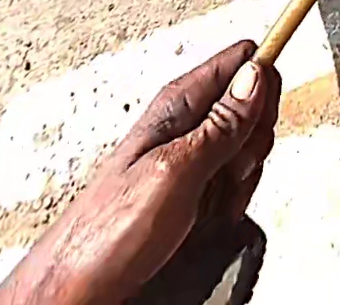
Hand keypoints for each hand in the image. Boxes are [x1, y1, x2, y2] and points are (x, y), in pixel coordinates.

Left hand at [0, 42, 278, 304]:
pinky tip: (213, 217)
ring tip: (213, 202)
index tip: (259, 123)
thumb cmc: (109, 232)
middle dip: (256, 139)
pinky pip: (238, 176)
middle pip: (254, 103)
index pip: (243, 59)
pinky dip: (235, 198)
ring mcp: (194, 150)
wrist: (76, 288)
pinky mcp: (197, 180)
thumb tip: (256, 73)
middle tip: (229, 171)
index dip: (263, 83)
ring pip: (250, 142)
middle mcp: (189, 117)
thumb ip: (221, 124)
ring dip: (245, 175)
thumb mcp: (175, 171)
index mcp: (181, 99)